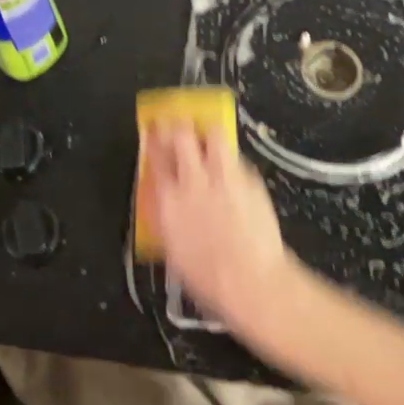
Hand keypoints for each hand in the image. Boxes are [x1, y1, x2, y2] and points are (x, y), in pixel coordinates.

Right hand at [145, 124, 296, 332]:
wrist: (252, 282)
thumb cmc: (209, 277)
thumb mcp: (174, 249)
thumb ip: (167, 217)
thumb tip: (163, 201)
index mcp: (169, 200)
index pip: (155, 157)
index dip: (152, 139)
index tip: (152, 131)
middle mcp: (193, 181)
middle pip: (181, 137)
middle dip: (176, 125)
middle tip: (176, 122)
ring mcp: (223, 177)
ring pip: (213, 136)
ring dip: (206, 131)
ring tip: (205, 132)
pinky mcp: (250, 180)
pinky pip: (236, 157)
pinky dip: (229, 156)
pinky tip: (229, 163)